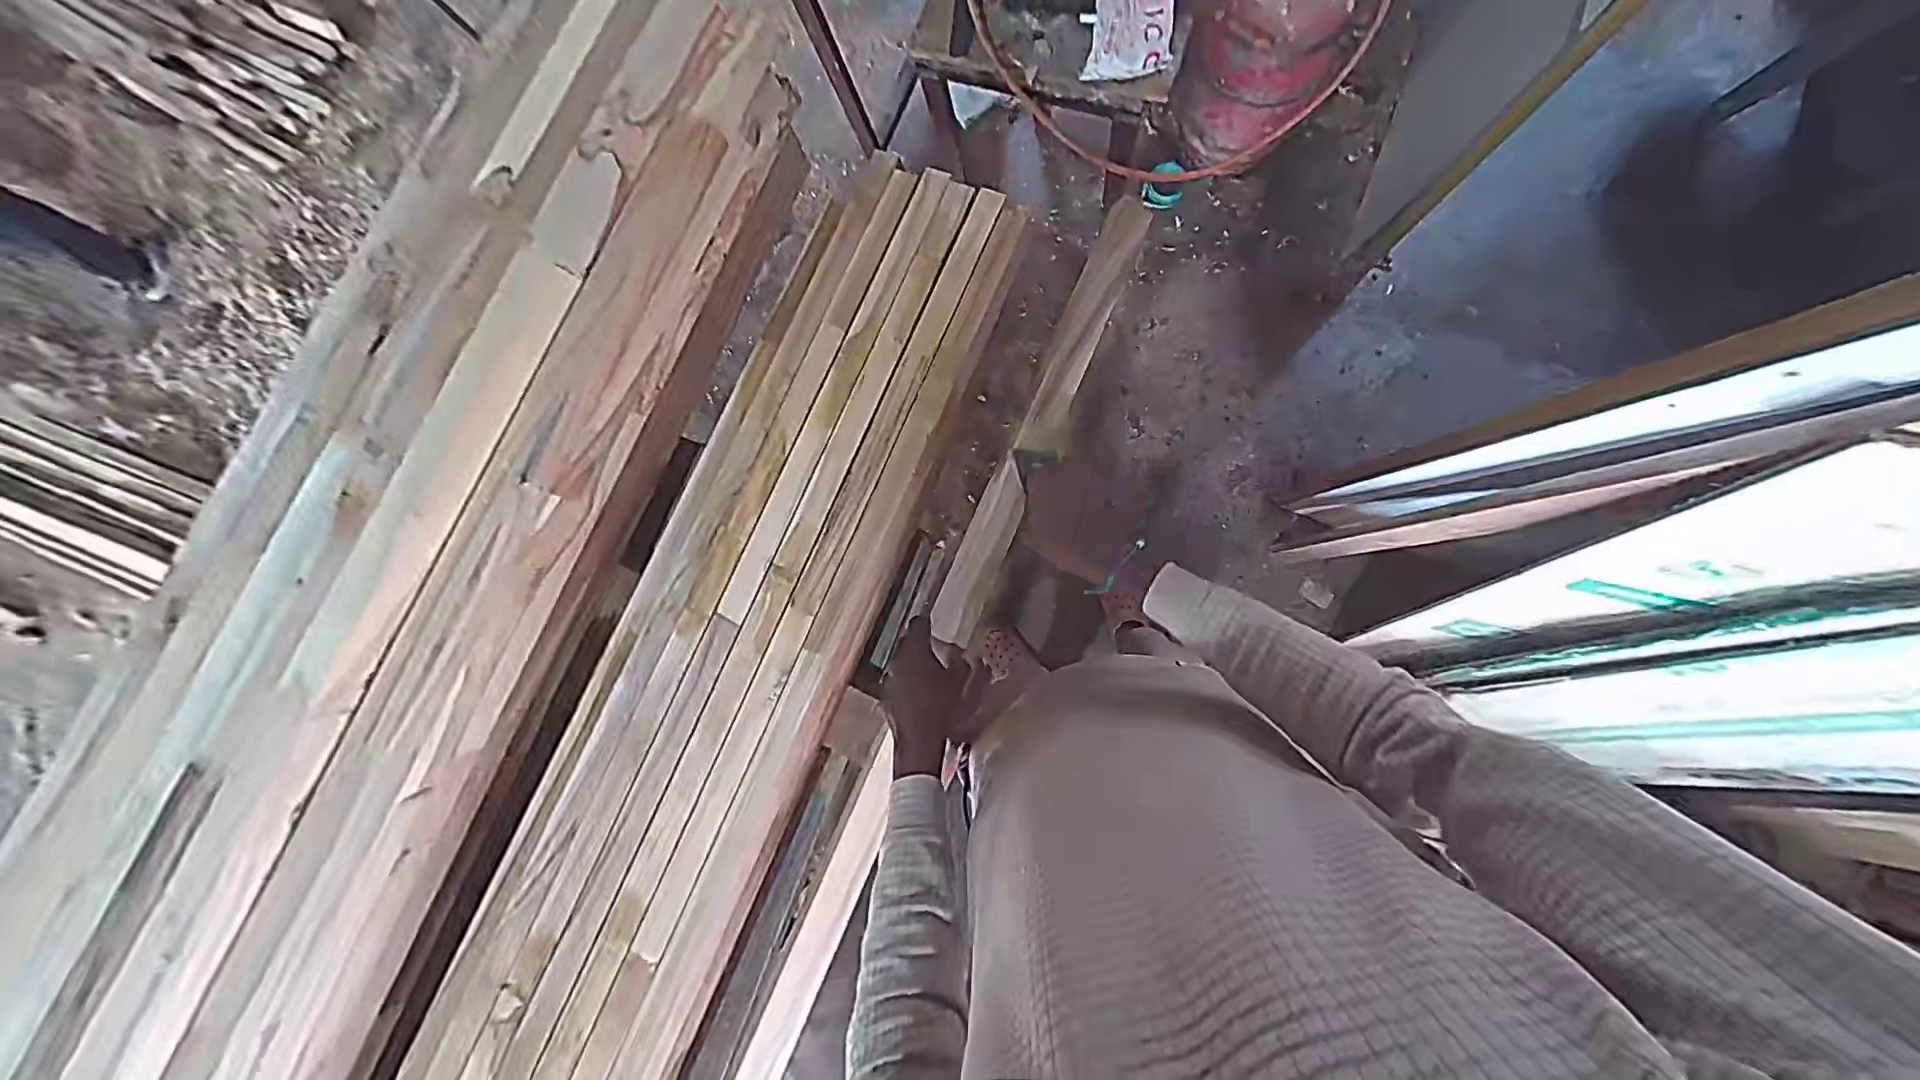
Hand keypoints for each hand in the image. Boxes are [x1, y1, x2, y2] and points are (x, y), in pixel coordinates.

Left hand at [881, 617, 973, 777]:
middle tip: (930, 644)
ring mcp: (889, 680)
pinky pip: (897, 682)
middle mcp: (898, 661)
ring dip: (911, 663)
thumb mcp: (961, 681)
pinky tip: (917, 691)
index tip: (929, 620)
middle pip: (906, 643)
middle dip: (917, 641)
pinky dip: (906, 682)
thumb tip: (957, 653)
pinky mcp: (886, 698)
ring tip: (926, 669)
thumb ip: (960, 661)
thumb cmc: (943, 707)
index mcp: (916, 651)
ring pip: (900, 663)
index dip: (925, 621)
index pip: (918, 625)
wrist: (919, 742)